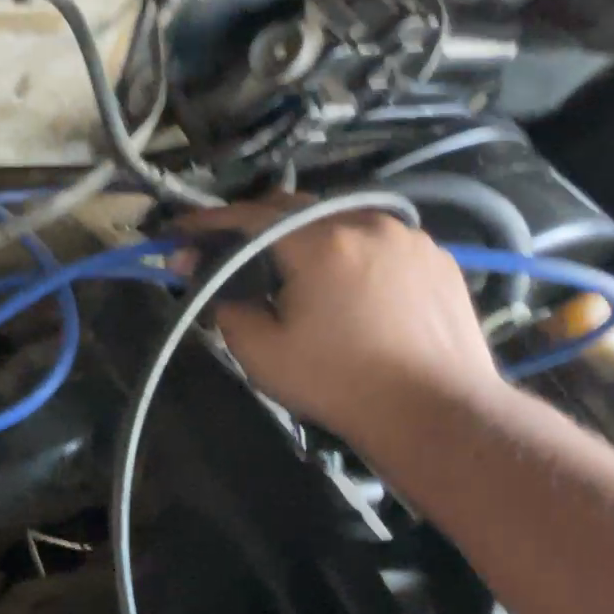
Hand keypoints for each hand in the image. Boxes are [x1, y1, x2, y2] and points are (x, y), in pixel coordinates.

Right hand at [180, 195, 506, 446]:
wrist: (433, 406)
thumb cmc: (335, 379)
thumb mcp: (258, 351)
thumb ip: (227, 308)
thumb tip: (217, 289)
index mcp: (321, 245)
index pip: (251, 217)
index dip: (207, 220)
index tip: (178, 229)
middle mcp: (369, 225)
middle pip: (296, 207)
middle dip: (252, 222)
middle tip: (223, 248)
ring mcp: (410, 239)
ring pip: (339, 219)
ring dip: (300, 234)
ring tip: (280, 265)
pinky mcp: (435, 258)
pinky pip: (375, 239)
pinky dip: (342, 248)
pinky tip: (333, 280)